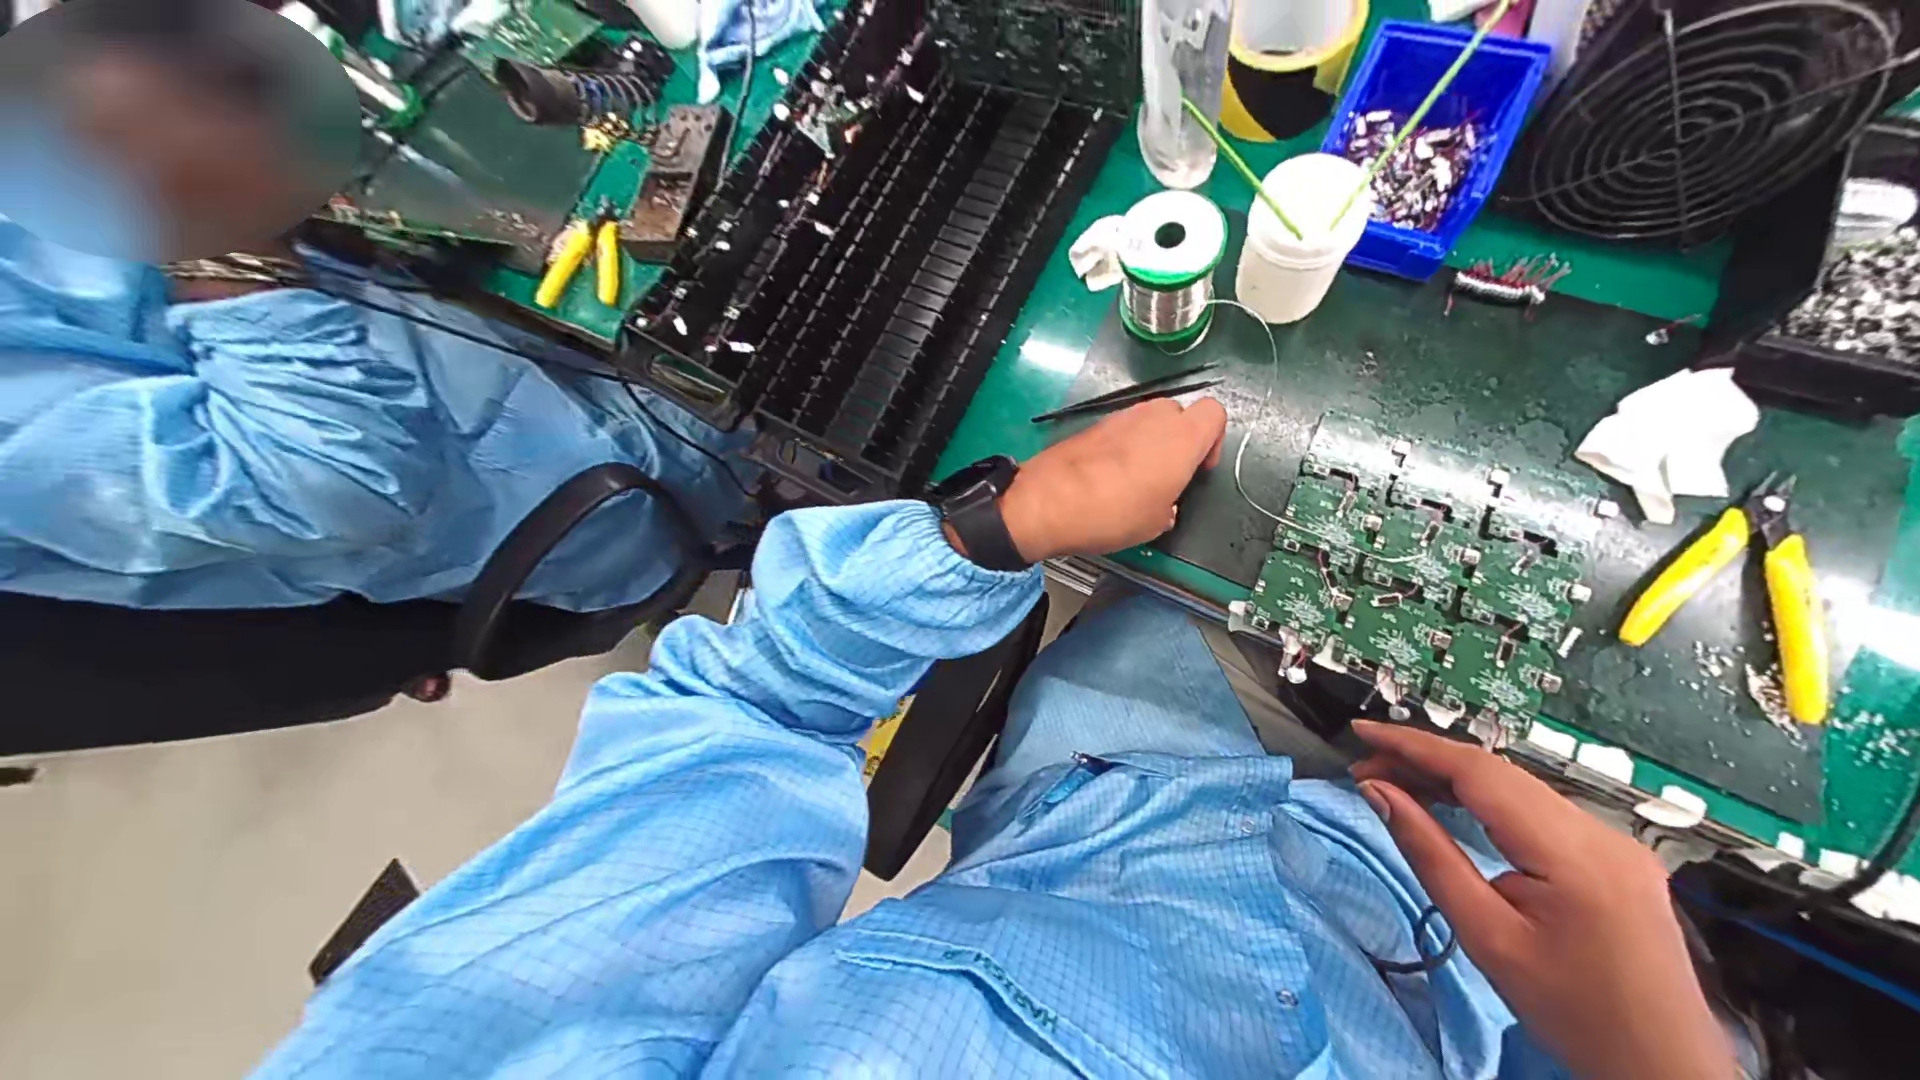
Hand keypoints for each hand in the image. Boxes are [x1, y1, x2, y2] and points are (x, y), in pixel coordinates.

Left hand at [994, 397, 1227, 562]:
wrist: (1048, 501)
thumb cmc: (1113, 513)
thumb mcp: (1155, 524)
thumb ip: (1169, 504)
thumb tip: (1163, 503)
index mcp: (1181, 437)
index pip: (1214, 413)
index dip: (1212, 441)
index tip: (1197, 469)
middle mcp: (1153, 417)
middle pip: (1178, 414)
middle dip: (1177, 440)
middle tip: (1166, 476)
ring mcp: (1119, 417)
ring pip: (1146, 421)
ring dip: (1148, 443)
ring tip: (1134, 480)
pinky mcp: (1091, 426)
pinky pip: (1119, 431)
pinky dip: (1120, 447)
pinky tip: (1107, 477)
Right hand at [1348, 720, 1732, 1079]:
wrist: (1667, 1074)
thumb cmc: (1571, 1013)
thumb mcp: (1483, 933)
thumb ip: (1427, 852)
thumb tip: (1376, 790)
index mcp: (1574, 853)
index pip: (1479, 772)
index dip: (1413, 744)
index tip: (1361, 731)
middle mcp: (1600, 833)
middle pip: (1495, 772)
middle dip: (1422, 760)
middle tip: (1364, 769)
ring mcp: (1612, 842)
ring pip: (1511, 785)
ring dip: (1447, 777)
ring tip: (1392, 783)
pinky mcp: (1611, 854)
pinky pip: (1531, 807)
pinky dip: (1479, 797)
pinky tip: (1445, 802)